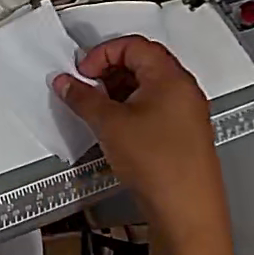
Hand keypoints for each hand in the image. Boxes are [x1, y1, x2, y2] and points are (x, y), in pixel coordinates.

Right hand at [52, 37, 227, 241]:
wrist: (185, 208)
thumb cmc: (162, 166)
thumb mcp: (109, 124)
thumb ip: (83, 98)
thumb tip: (68, 84)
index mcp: (171, 78)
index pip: (134, 45)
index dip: (103, 54)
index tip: (84, 71)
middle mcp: (183, 90)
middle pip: (142, 62)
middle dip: (109, 71)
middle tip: (87, 86)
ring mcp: (186, 112)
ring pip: (147, 86)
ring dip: (118, 90)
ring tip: (97, 109)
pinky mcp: (182, 133)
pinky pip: (154, 107)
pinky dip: (130, 108)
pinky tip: (115, 128)